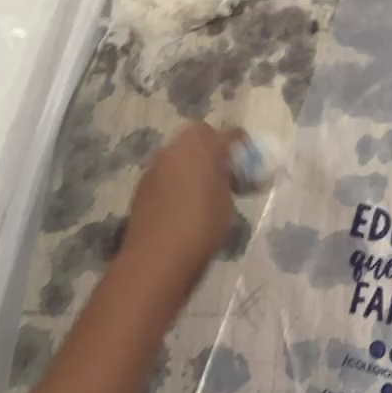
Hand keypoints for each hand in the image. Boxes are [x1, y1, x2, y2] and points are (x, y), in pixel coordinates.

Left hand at [117, 122, 240, 294]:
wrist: (157, 258)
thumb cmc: (202, 227)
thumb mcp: (226, 201)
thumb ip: (226, 179)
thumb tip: (224, 173)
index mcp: (202, 147)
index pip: (229, 134)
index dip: (240, 145)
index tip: (248, 159)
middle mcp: (176, 149)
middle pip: (198, 136)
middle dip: (212, 147)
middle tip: (223, 170)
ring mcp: (156, 166)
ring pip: (179, 153)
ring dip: (191, 162)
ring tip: (203, 188)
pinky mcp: (143, 184)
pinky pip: (166, 171)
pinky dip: (176, 178)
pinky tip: (182, 201)